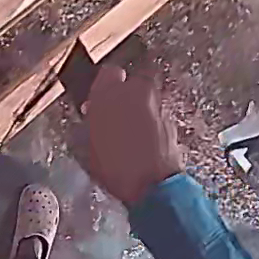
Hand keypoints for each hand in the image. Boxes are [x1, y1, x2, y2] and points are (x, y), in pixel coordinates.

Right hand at [81, 64, 180, 206]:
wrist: (153, 185)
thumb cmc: (115, 167)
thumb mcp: (88, 145)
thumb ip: (91, 120)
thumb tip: (93, 111)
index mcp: (110, 92)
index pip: (108, 73)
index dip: (103, 88)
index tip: (99, 101)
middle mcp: (137, 91)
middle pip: (129, 85)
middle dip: (122, 98)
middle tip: (113, 119)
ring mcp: (157, 104)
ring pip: (144, 100)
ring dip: (137, 111)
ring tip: (128, 135)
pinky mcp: (171, 119)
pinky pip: (155, 114)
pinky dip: (149, 123)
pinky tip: (142, 143)